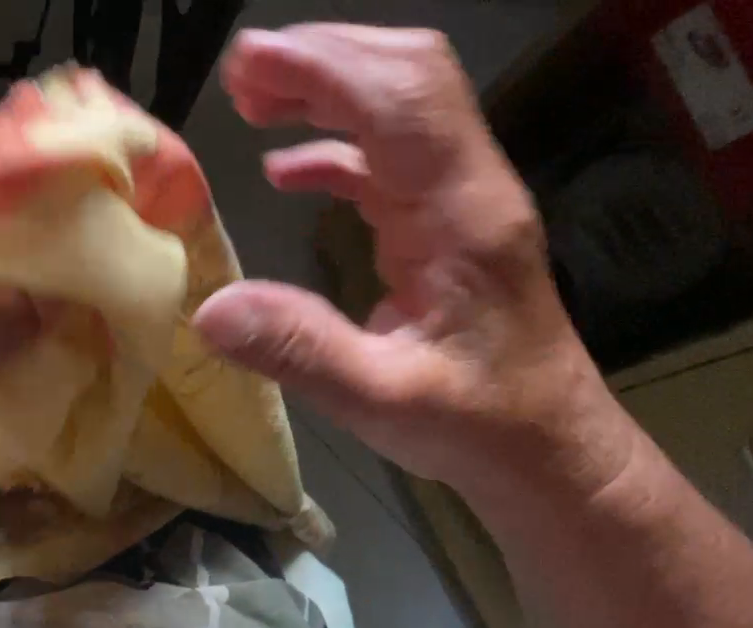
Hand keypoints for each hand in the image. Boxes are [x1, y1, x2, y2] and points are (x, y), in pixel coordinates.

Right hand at [192, 25, 639, 508]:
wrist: (542, 443)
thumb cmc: (473, 422)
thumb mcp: (379, 399)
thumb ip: (299, 350)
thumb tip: (210, 310)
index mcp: (460, 217)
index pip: (402, 103)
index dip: (327, 68)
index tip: (249, 62)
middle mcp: (466, 190)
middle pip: (408, 80)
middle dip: (324, 59)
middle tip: (240, 72)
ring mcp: (456, 204)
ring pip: (398, 111)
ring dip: (327, 91)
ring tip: (251, 100)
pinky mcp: (441, 227)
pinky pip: (387, 163)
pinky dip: (333, 149)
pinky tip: (286, 168)